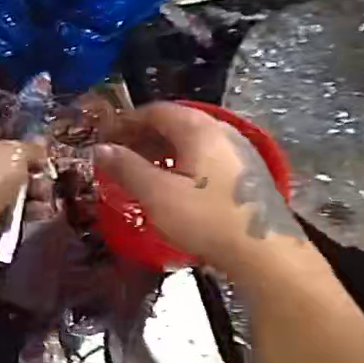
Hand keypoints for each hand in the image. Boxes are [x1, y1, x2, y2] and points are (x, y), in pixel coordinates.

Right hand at [92, 102, 303, 272]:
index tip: (105, 138)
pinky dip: (181, 164)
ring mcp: (238, 152)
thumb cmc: (206, 219)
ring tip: (139, 172)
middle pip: (175, 123)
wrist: (263, 252)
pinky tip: (171, 186)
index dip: (126, 121)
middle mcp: (222, 131)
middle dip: (143, 136)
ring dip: (161, 152)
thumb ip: (126, 167)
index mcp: (199, 129)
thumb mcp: (156, 194)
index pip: (157, 110)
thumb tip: (100, 149)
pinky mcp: (246, 175)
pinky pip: (205, 158)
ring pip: (191, 142)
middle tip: (118, 156)